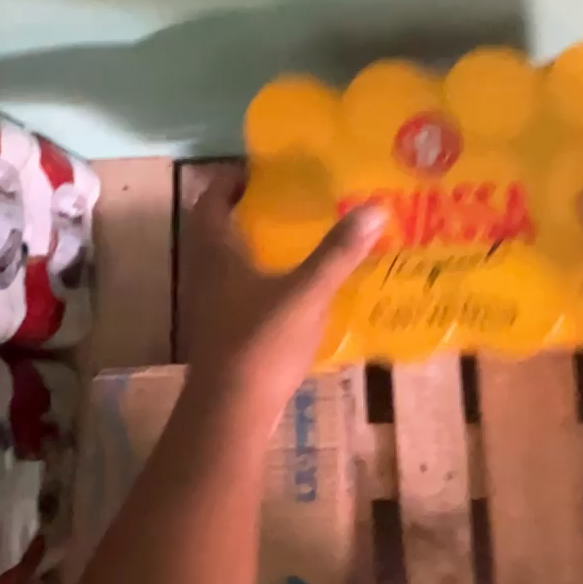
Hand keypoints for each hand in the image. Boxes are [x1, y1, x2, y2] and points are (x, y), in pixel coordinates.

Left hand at [180, 178, 385, 404]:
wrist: (232, 411)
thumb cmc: (261, 341)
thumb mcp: (307, 292)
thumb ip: (339, 252)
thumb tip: (374, 208)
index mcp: (217, 253)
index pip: (210, 201)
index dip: (231, 181)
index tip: (264, 172)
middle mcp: (208, 273)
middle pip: (220, 230)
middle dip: (250, 213)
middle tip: (291, 202)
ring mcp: (213, 306)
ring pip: (230, 263)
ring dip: (258, 248)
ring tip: (301, 240)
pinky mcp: (225, 332)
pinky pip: (241, 292)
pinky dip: (264, 280)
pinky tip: (298, 289)